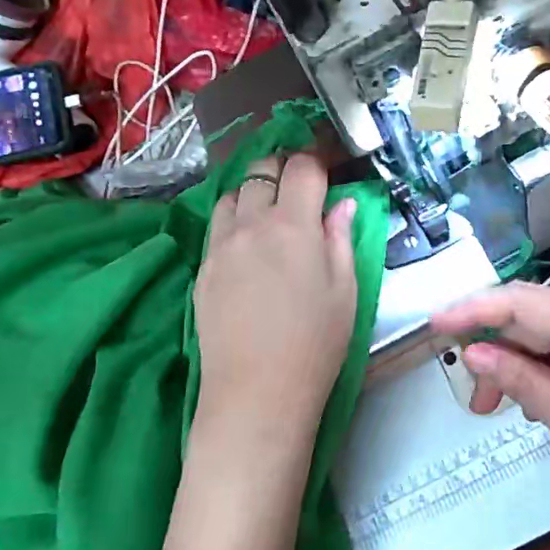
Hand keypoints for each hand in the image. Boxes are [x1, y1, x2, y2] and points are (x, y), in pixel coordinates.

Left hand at [193, 152, 357, 450]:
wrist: (258, 391)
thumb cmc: (316, 344)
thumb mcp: (346, 291)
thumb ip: (342, 239)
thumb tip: (343, 204)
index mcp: (294, 226)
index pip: (302, 167)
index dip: (318, 158)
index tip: (328, 166)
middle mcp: (252, 225)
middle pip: (263, 170)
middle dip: (285, 167)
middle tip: (302, 185)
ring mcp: (221, 245)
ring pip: (233, 193)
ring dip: (254, 190)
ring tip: (270, 210)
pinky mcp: (203, 268)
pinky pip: (216, 225)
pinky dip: (234, 218)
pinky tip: (247, 241)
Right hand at [430, 283, 549, 511]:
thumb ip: (524, 383)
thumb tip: (475, 353)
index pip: (521, 303)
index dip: (474, 309)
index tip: (435, 323)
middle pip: (526, 312)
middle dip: (491, 348)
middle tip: (475, 399)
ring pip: (537, 324)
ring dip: (512, 359)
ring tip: (496, 405)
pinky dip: (536, 360)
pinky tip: (532, 394)